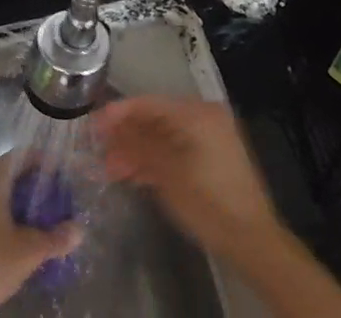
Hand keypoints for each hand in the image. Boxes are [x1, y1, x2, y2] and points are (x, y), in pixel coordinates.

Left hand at [0, 154, 83, 317]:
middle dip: (26, 186)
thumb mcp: (28, 254)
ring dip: (4, 201)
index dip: (45, 164)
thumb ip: (56, 238)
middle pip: (3, 172)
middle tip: (46, 204)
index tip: (61, 179)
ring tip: (22, 222)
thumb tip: (78, 230)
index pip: (23, 156)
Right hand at [93, 95, 281, 261]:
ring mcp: (211, 137)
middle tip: (98, 152)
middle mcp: (205, 117)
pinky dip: (156, 159)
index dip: (118, 113)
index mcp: (197, 113)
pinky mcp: (212, 156)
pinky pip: (177, 149)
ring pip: (165, 136)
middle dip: (126, 135)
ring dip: (138, 150)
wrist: (250, 238)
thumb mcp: (166, 173)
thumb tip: (108, 126)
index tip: (91, 125)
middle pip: (156, 119)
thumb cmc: (207, 201)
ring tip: (110, 168)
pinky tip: (134, 175)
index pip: (149, 103)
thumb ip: (136, 145)